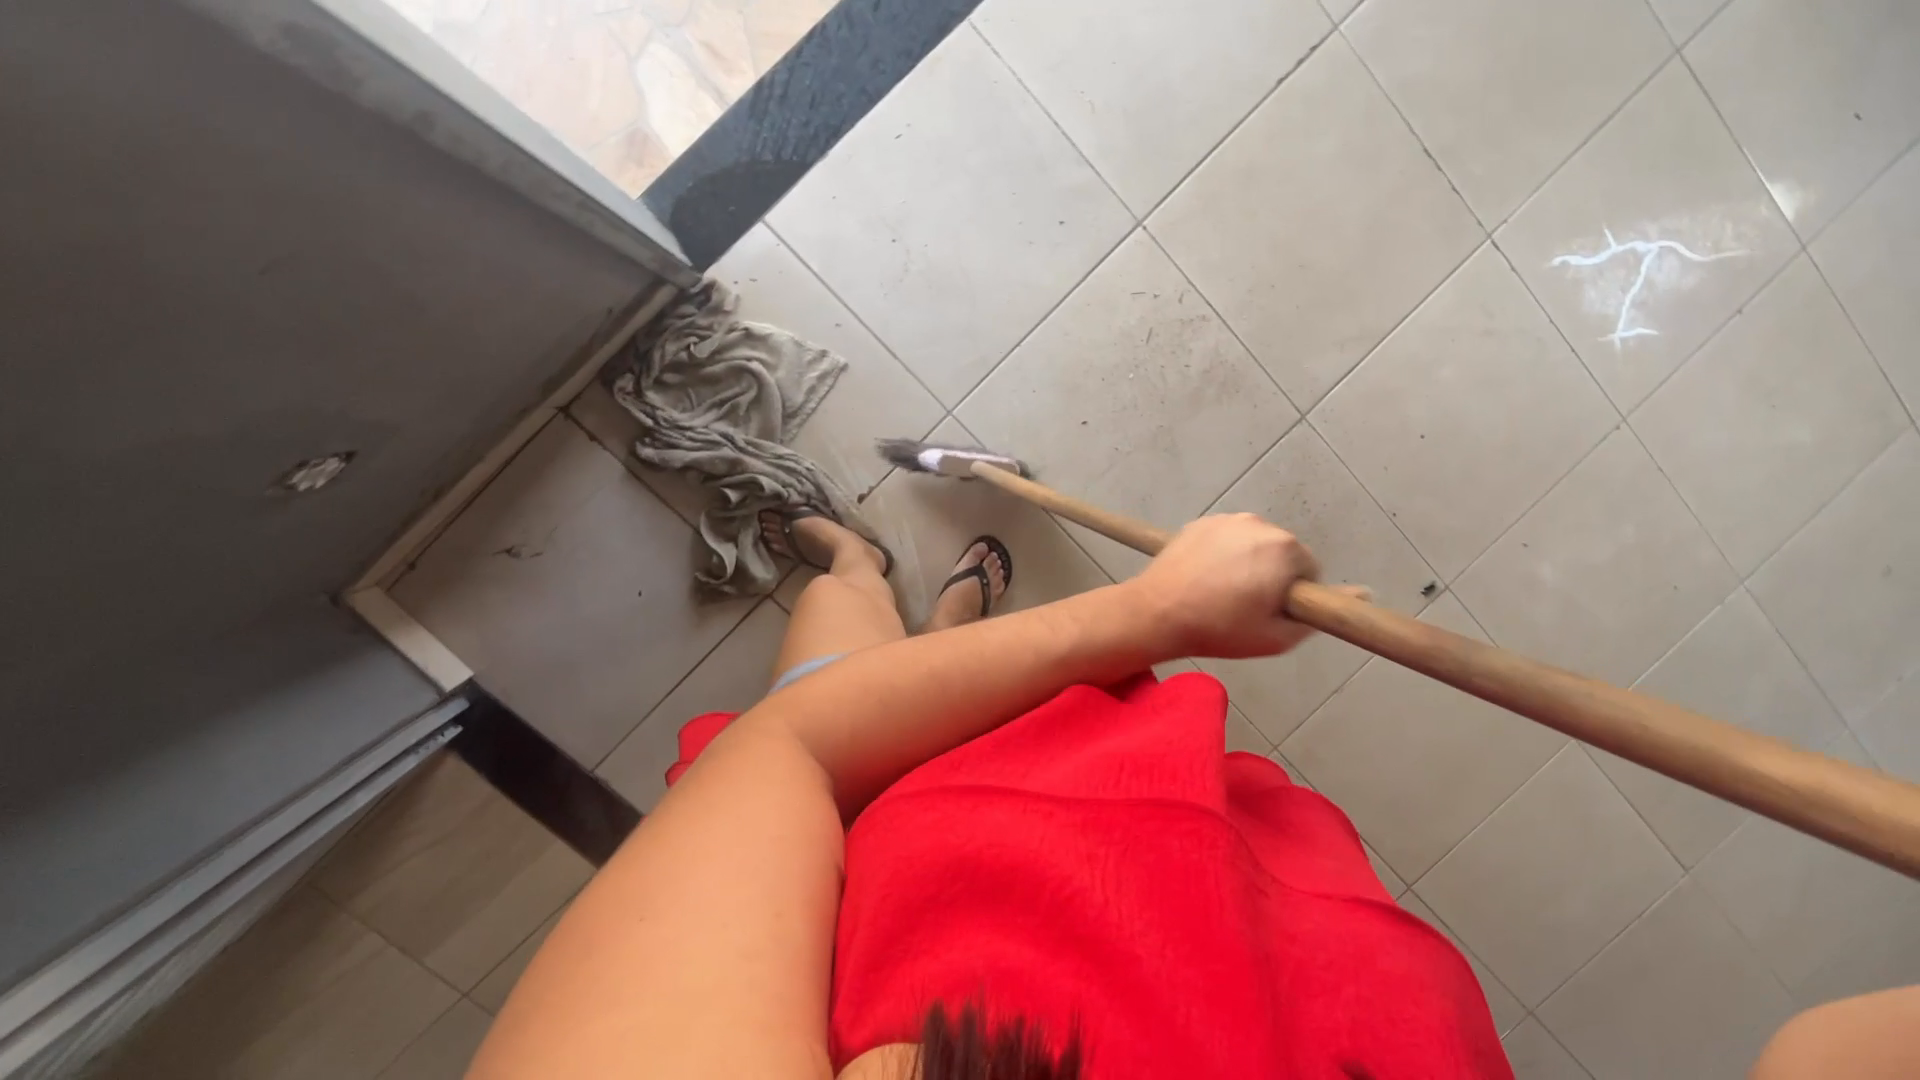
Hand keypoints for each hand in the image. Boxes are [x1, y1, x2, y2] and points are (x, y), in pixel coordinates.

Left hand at [1128, 514, 1367, 659]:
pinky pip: (1228, 538)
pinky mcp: (1202, 522)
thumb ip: (1322, 614)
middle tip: (1243, 605)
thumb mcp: (1278, 636)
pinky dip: (1224, 553)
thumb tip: (1364, 593)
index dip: (1292, 596)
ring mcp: (1228, 519)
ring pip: (1254, 544)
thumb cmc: (1220, 628)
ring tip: (1221, 592)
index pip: (1309, 571)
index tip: (1267, 612)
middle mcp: (1260, 524)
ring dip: (1248, 562)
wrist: (1157, 612)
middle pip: (1282, 553)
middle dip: (1271, 576)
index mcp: (1285, 549)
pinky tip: (1205, 577)